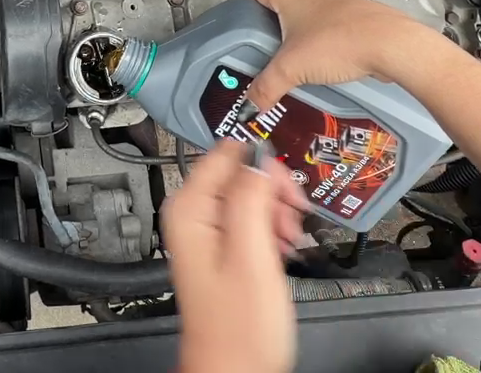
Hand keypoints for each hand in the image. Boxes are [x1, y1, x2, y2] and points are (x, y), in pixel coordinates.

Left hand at [163, 140, 305, 372]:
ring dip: (274, 212)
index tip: (288, 187)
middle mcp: (190, 211)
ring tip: (287, 242)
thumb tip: (257, 153)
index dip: (263, 164)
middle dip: (272, 192)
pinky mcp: (219, 245)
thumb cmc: (239, 328)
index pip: (226, 152)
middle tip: (292, 220)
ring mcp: (203, 228)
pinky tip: (280, 249)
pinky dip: (269, 229)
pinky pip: (247, 217)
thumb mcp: (251, 254)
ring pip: (247, 195)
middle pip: (239, 172)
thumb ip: (252, 196)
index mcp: (188, 206)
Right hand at [244, 0, 447, 107]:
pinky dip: (322, 35)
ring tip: (295, 56)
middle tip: (266, 49)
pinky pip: (329, 20)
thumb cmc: (340, 42)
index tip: (241, 28)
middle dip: (271, 25)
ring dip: (298, 30)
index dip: (243, 9)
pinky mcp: (354, 12)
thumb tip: (253, 103)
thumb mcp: (292, 68)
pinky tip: (325, 58)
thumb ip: (267, 86)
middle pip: (279, 2)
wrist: (391, 45)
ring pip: (305, 11)